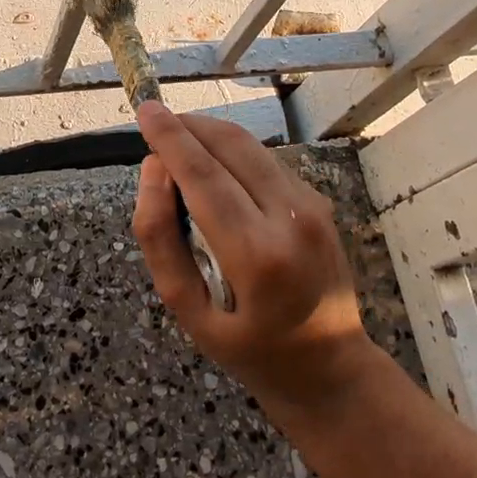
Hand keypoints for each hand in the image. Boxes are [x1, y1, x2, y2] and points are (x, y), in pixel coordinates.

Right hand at [131, 100, 377, 417]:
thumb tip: (154, 170)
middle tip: (154, 126)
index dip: (170, 138)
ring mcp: (311, 206)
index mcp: (256, 255)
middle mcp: (290, 219)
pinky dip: (231, 154)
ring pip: (249, 146)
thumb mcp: (188, 310)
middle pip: (229, 146)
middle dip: (187, 127)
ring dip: (208, 135)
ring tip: (177, 147)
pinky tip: (212, 171)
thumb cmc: (249, 348)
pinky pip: (264, 161)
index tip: (145, 110)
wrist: (330, 367)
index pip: (202, 176)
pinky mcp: (318, 201)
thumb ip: (160, 239)